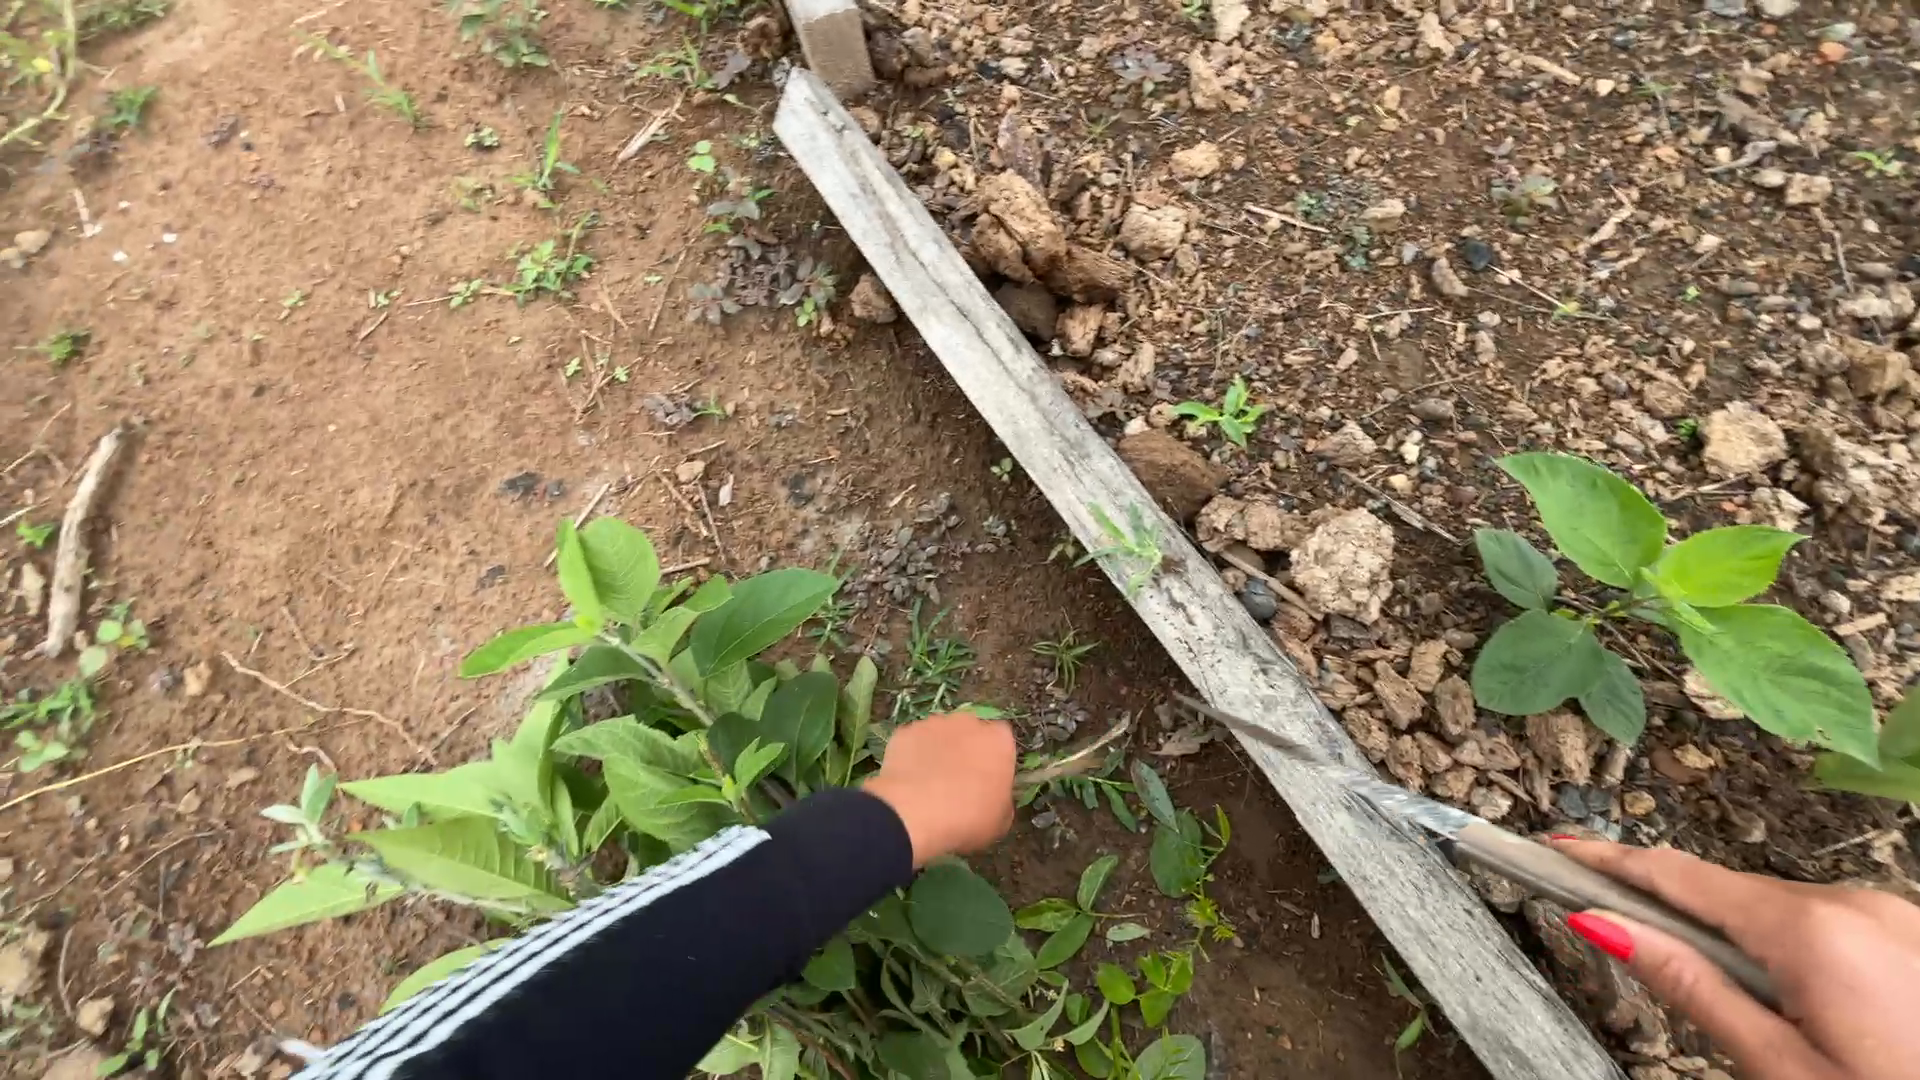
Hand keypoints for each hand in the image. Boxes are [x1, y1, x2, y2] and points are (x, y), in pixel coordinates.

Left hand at [863, 711, 1014, 867]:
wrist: (914, 813)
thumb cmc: (967, 818)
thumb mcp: (1000, 820)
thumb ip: (1001, 798)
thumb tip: (992, 796)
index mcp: (998, 740)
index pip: (1002, 741)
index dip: (994, 760)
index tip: (987, 780)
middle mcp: (968, 723)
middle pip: (971, 731)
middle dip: (966, 749)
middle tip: (959, 779)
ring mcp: (934, 723)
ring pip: (940, 733)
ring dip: (938, 750)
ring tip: (929, 782)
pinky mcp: (906, 731)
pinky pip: (913, 742)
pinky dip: (912, 756)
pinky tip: (909, 780)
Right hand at [1552, 838, 1919, 1079]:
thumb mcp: (1784, 1072)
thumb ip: (1688, 986)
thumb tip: (1597, 921)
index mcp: (1811, 929)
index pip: (1672, 874)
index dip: (1605, 859)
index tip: (1554, 845)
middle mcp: (1857, 903)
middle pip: (1727, 893)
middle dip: (1682, 918)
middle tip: (1642, 952)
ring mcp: (1903, 917)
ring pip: (1782, 912)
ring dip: (1746, 942)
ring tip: (1762, 1014)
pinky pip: (1835, 928)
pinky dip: (1799, 953)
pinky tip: (1820, 1009)